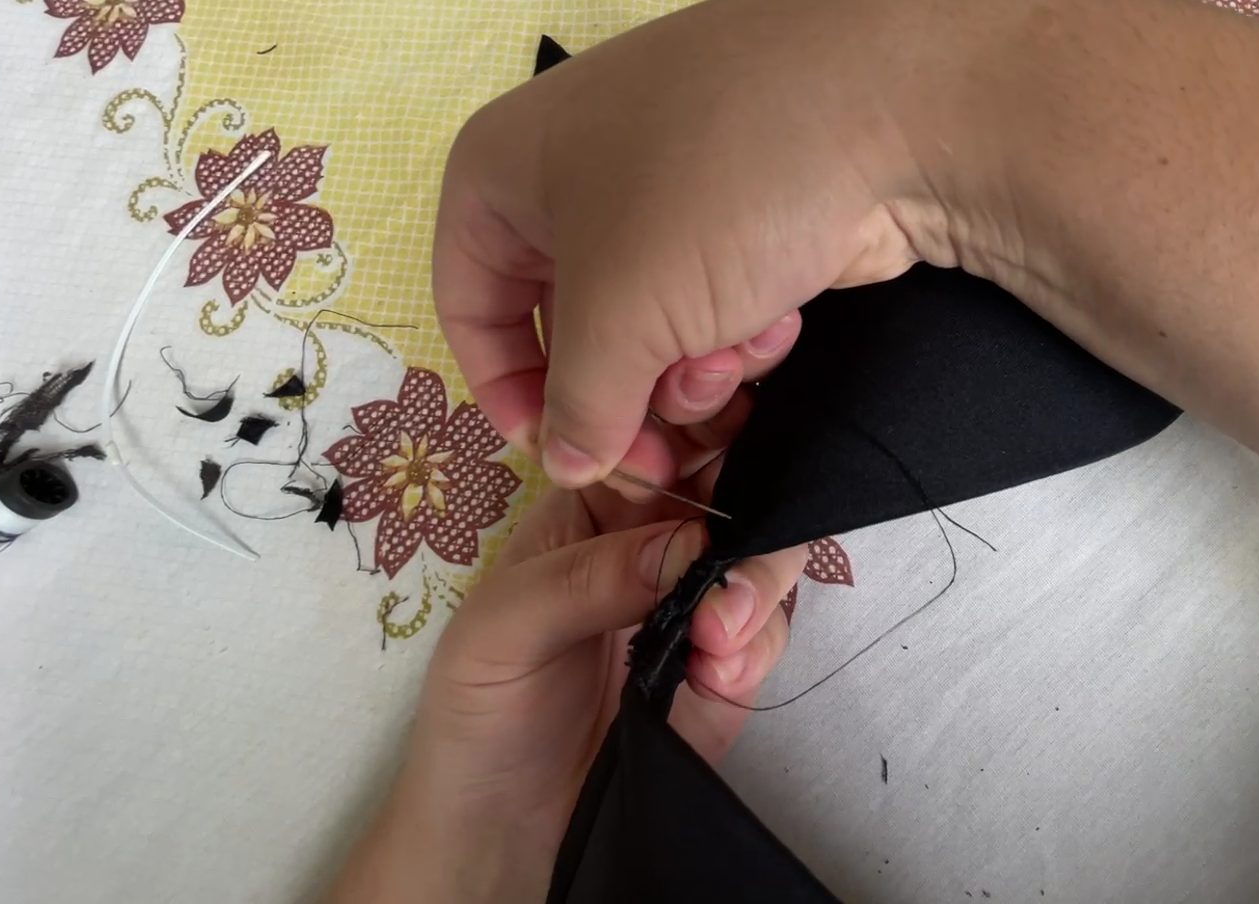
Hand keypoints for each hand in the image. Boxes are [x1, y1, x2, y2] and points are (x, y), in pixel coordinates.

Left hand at [322, 409, 807, 903]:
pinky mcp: (735, 652)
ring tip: (718, 639)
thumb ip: (593, 573)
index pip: (667, 439)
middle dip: (752, 514)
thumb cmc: (486, 703)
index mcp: (606, 501)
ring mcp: (705, 592)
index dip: (706, 430)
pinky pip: (773, 623)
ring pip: (770, 550)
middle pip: (739, 487)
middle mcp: (666, 534)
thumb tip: (694, 542)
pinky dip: (758, 643)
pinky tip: (716, 676)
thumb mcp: (507, 623)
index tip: (728, 456)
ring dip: (758, 584)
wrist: (513, 827)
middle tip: (730, 573)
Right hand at [434, 0, 998, 489]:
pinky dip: (743, 335)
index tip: (561, 455)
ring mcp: (675, 197)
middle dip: (626, 396)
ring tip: (735, 358)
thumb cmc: (711, 195)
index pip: (472, 306)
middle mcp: (584, 179)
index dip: (508, 392)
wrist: (885, 117)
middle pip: (577, 331)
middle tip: (666, 458)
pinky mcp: (747, 225)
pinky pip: (718, 310)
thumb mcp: (620, 310)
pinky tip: (779, 320)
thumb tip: (563, 462)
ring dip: (694, 372)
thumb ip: (579, 402)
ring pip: (655, 331)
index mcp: (509, 171)